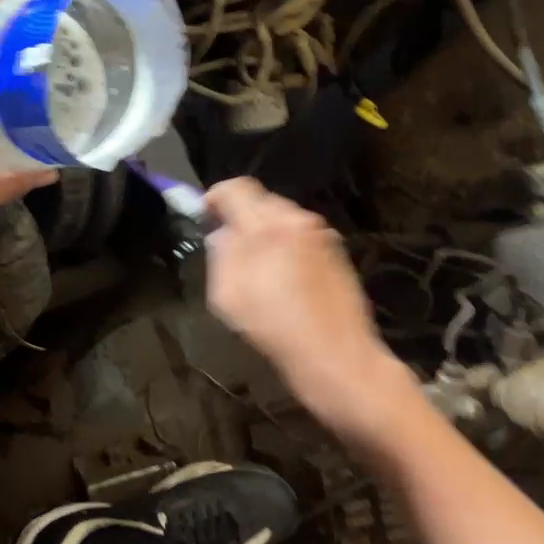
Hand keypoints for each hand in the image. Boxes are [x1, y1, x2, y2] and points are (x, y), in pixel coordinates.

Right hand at [204, 179, 423, 442]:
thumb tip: (221, 234)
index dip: (215, 197)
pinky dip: (287, 245)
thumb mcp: (227, 295)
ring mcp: (322, 235)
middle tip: (228, 244)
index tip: (206, 217)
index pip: (236, 188)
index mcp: (266, 226)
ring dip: (265, 231)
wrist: (336, 355)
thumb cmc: (273, 326)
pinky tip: (283, 277)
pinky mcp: (337, 252)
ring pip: (284, 218)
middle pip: (261, 200)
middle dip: (241, 215)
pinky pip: (302, 236)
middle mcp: (297, 221)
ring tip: (256, 263)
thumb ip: (220, 254)